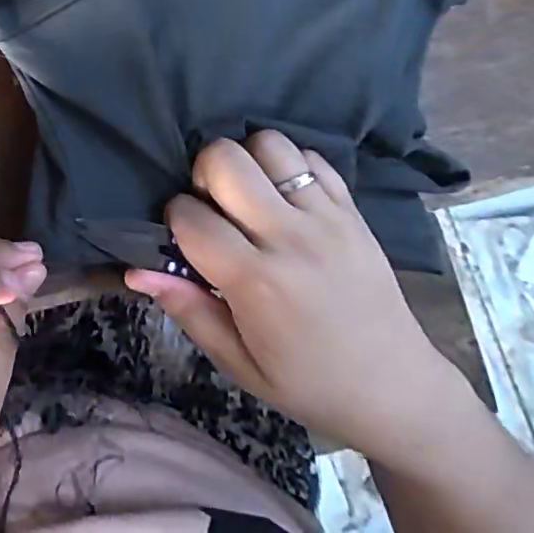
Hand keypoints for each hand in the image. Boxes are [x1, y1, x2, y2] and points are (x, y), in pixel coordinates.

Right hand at [125, 131, 460, 458]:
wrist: (397, 389)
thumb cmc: (308, 383)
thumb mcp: (239, 363)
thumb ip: (187, 309)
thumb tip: (136, 269)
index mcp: (257, 282)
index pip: (191, 216)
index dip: (175, 219)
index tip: (184, 238)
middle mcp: (291, 238)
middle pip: (225, 159)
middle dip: (203, 173)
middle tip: (213, 206)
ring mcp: (327, 217)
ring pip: (269, 143)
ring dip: (248, 161)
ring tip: (250, 195)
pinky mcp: (352, 209)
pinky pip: (312, 156)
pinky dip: (289, 166)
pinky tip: (286, 198)